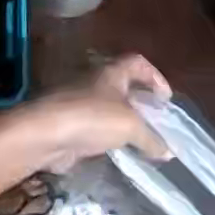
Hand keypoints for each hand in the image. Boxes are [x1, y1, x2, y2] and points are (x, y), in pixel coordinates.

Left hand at [15, 55, 172, 171]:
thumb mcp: (130, 127)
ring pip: (109, 106)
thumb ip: (150, 138)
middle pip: (123, 85)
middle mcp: (96, 80)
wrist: (46, 133)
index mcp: (112, 71)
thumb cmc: (92, 117)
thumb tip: (168, 151)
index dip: (155, 76)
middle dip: (140, 100)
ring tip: (140, 139)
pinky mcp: (71, 122)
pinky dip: (109, 136)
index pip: (138, 63)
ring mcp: (81, 100)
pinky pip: (96, 126)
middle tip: (155, 120)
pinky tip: (118, 151)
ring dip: (124, 120)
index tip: (166, 99)